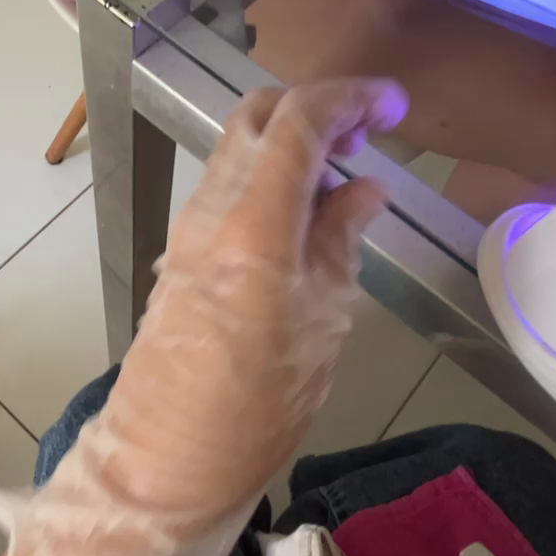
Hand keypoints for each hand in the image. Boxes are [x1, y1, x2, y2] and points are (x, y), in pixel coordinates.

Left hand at [0, 79, 405, 555]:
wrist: (164, 457)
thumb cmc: (257, 406)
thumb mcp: (323, 324)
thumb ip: (341, 241)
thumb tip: (363, 188)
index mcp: (253, 224)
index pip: (297, 121)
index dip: (348, 98)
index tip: (391, 104)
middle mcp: (212, 208)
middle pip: (258, 116)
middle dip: (316, 107)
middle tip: (366, 135)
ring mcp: (190, 224)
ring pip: (239, 146)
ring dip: (291, 140)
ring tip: (344, 172)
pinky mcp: (182, 245)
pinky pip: (229, 183)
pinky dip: (270, 172)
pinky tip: (306, 209)